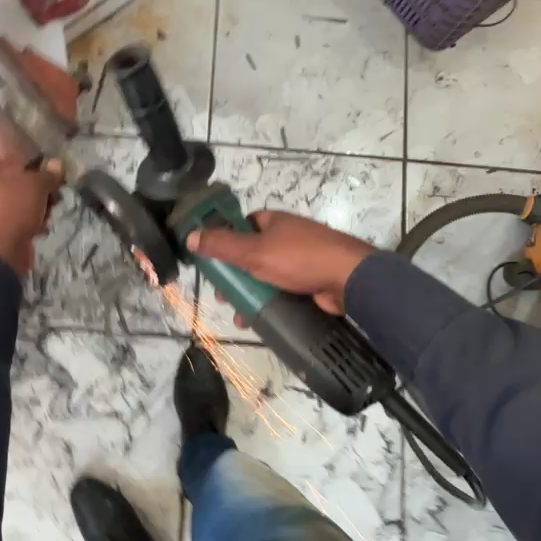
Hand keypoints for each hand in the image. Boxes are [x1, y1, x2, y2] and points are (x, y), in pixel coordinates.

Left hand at [0, 160, 63, 274]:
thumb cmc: (16, 210)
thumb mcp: (36, 186)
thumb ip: (47, 174)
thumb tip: (56, 163)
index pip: (19, 163)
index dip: (39, 168)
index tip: (55, 178)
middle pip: (21, 185)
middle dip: (41, 192)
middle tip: (55, 200)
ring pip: (21, 205)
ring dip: (37, 210)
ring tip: (48, 218)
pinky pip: (18, 222)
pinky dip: (30, 225)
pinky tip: (39, 231)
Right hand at [184, 211, 375, 314]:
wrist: (349, 280)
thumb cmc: (299, 259)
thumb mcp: (254, 252)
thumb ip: (221, 245)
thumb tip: (191, 236)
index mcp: (273, 221)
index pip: (241, 226)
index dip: (224, 241)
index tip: (211, 262)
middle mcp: (286, 236)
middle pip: (251, 254)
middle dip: (234, 277)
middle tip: (222, 295)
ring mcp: (301, 259)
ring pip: (265, 276)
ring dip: (250, 295)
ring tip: (238, 316)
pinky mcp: (310, 280)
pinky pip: (282, 290)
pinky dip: (269, 302)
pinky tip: (260, 319)